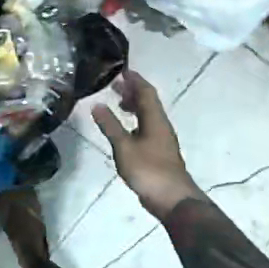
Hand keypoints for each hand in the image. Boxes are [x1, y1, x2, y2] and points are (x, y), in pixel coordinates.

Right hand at [90, 70, 205, 218]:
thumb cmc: (147, 169)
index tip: (122, 70)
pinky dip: (133, 119)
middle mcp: (160, 126)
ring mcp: (160, 138)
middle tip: (115, 83)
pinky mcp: (156, 150)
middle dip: (133, 91)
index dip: (135, 81)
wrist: (171, 197)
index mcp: (155, 121)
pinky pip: (145, 126)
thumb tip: (97, 105)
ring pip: (147, 114)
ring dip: (133, 105)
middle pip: (148, 102)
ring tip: (117, 101)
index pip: (146, 93)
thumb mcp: (123, 146)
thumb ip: (110, 125)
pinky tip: (124, 126)